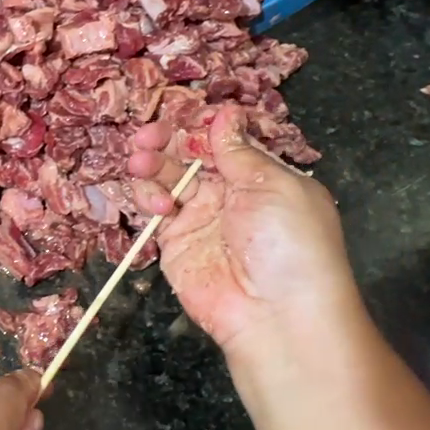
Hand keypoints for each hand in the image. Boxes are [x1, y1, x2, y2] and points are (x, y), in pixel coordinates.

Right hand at [125, 104, 357, 359]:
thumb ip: (239, 151)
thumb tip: (225, 114)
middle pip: (187, 154)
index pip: (222, 140)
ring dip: (150, 164)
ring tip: (140, 161)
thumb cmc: (289, 243)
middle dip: (165, 140)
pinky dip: (148, 197)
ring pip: (164, 177)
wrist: (275, 315)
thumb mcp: (274, 185)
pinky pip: (153, 208)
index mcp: (260, 176)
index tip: (181, 114)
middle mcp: (227, 193)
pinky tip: (159, 204)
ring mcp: (198, 217)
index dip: (200, 126)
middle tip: (147, 134)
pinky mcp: (173, 241)